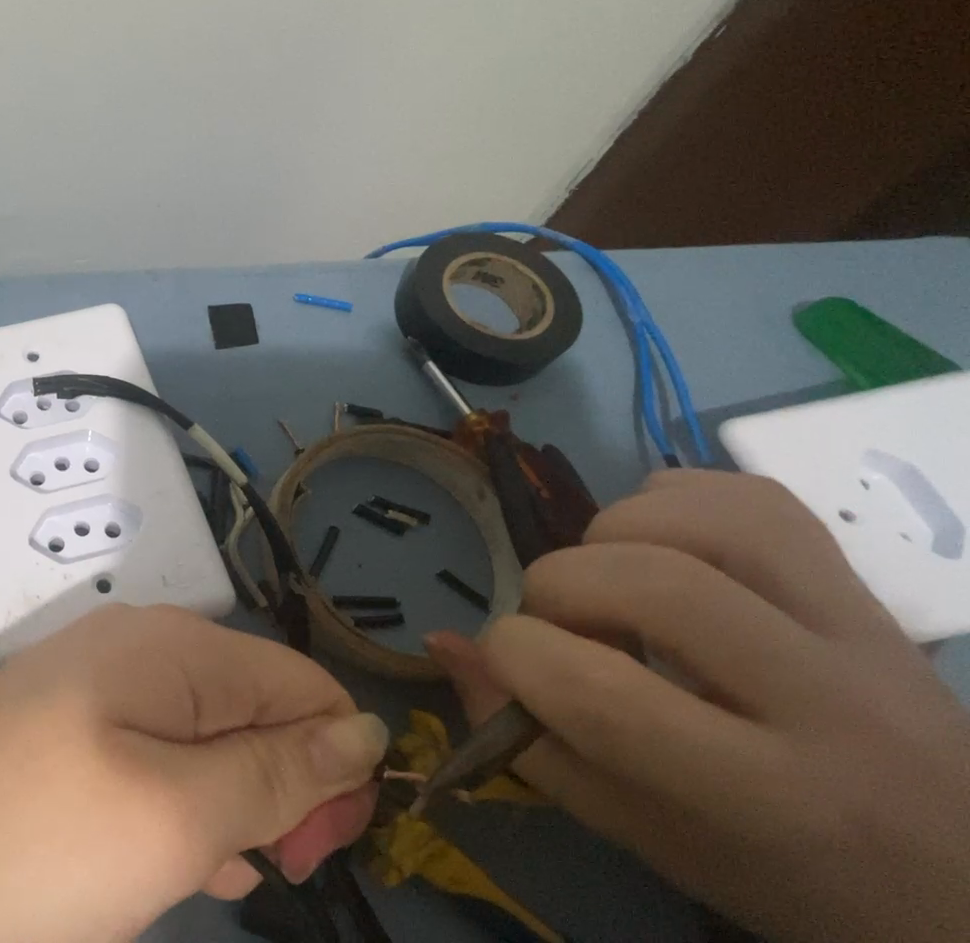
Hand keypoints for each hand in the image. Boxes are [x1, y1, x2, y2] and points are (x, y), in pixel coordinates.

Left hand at [0, 603, 387, 940]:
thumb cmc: (37, 840)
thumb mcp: (176, 815)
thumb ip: (276, 773)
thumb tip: (365, 732)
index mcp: (174, 647)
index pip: (302, 685)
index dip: (333, 765)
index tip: (316, 850)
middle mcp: (138, 651)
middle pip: (255, 711)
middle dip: (278, 791)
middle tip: (253, 870)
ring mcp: (94, 690)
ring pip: (205, 744)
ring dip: (227, 811)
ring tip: (201, 875)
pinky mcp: (64, 735)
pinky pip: (152, 762)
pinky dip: (177, 812)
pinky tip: (169, 865)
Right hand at [426, 470, 969, 942]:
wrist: (958, 872)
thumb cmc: (776, 868)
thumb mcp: (641, 832)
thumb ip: (530, 743)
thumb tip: (448, 643)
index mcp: (767, 794)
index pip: (602, 692)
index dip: (512, 656)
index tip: (503, 662)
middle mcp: (828, 699)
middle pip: (652, 585)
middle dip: (556, 588)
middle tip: (557, 625)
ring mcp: (858, 626)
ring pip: (702, 520)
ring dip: (609, 535)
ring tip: (608, 583)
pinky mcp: (862, 583)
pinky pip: (748, 495)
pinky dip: (667, 501)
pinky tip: (655, 547)